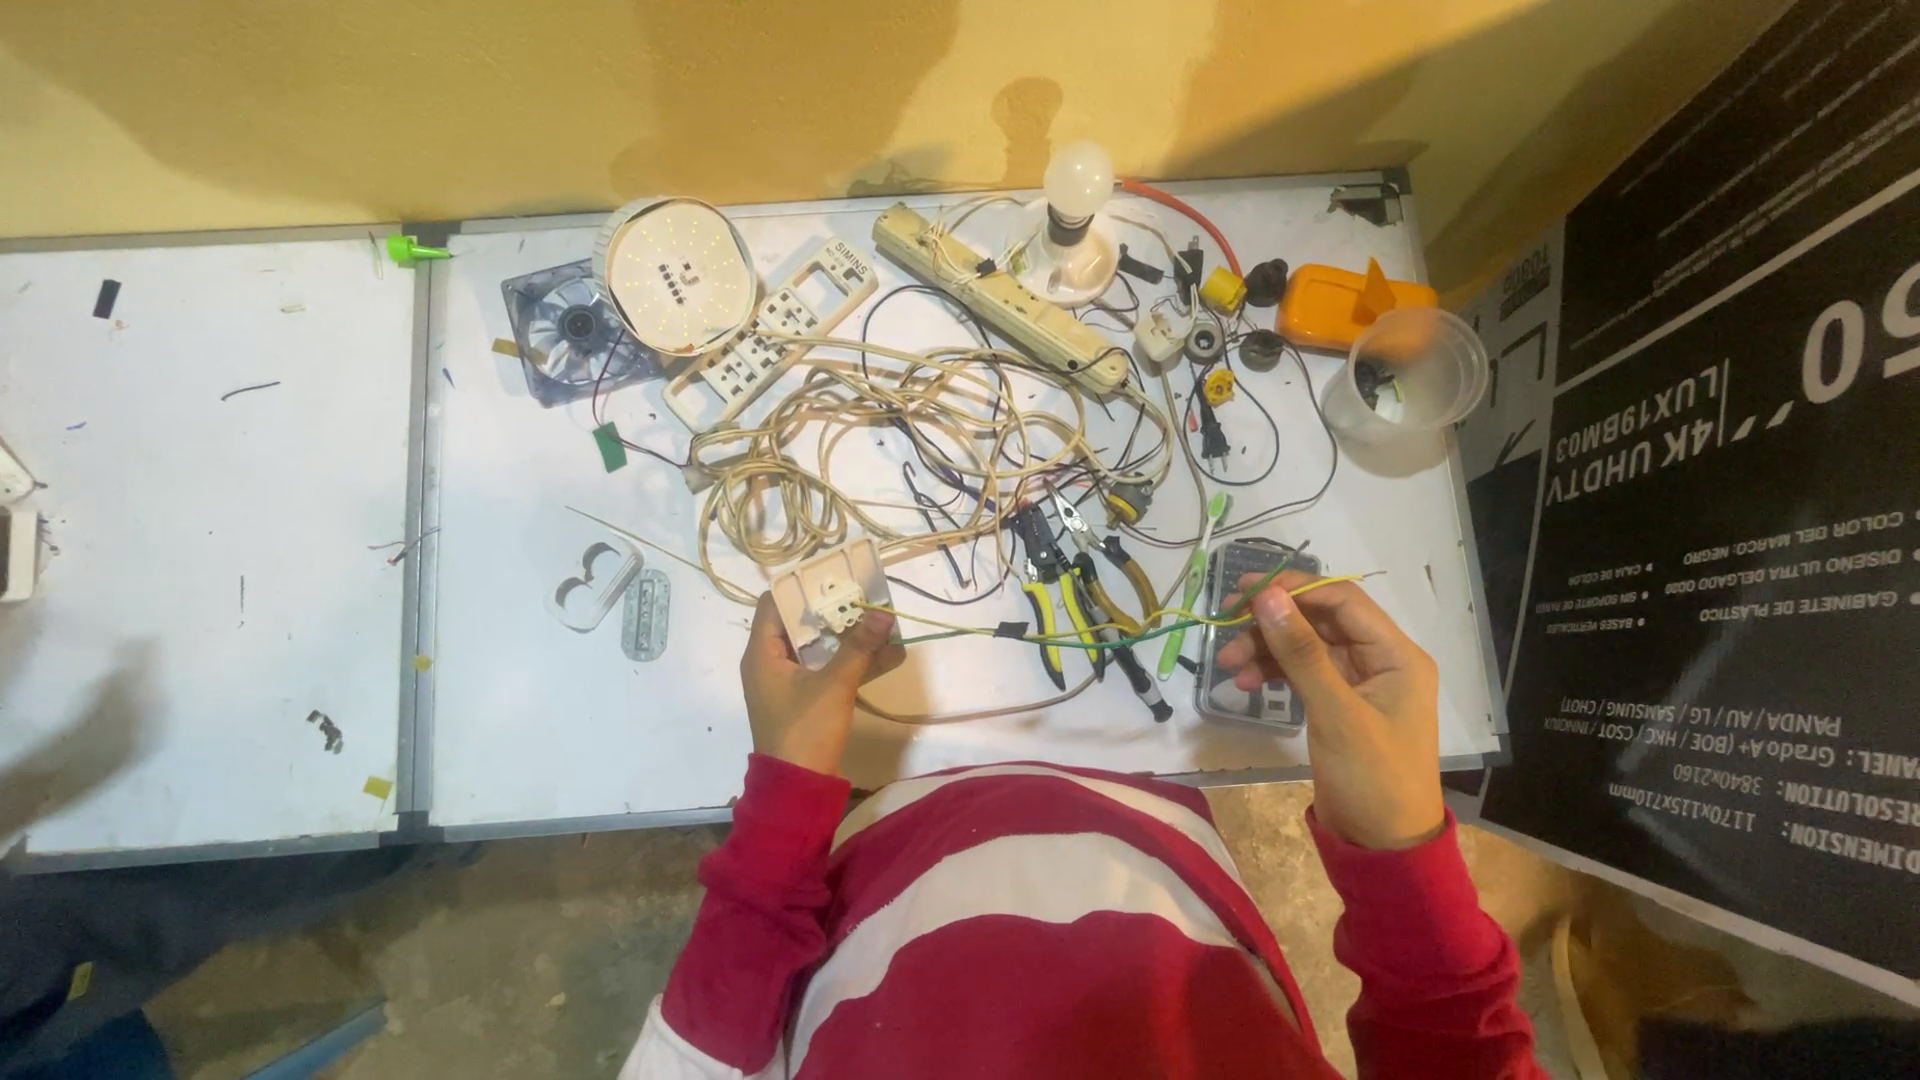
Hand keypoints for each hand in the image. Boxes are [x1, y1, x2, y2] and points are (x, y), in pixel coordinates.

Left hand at [739, 593, 905, 776]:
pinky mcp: (806, 700)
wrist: (797, 790)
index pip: (775, 602)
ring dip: (850, 635)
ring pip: (820, 646)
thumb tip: (883, 613)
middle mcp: (770, 662)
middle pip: (802, 622)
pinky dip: (852, 661)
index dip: (802, 585)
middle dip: (835, 609)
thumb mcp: (834, 685)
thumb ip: (859, 647)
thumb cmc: (804, 731)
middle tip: (865, 592)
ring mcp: (789, 683)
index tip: (834, 574)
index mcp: (762, 653)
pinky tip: (888, 655)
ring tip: (883, 620)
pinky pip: (829, 669)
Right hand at [1215, 571, 1444, 849]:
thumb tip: (1266, 596)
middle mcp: (1379, 660)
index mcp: (1395, 655)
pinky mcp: (1337, 703)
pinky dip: (1272, 673)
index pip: (1341, 600)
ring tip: (1227, 665)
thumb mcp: (1335, 712)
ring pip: (1304, 646)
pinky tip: (1245, 683)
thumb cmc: (1371, 777)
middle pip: (1318, 621)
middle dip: (1272, 622)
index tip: (1244, 592)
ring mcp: (1357, 682)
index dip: (1294, 588)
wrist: (1383, 845)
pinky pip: (1301, 672)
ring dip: (1265, 649)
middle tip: (1225, 623)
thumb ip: (1300, 652)